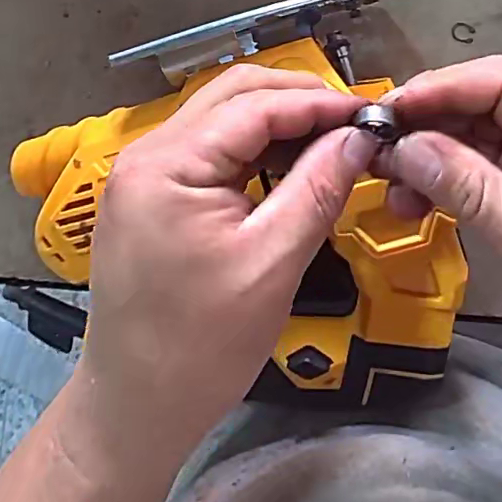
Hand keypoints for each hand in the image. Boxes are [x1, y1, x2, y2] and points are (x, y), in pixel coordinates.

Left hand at [71, 65, 372, 478]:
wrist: (133, 407)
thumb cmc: (198, 349)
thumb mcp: (271, 265)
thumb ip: (317, 188)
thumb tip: (359, 136)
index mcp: (166, 163)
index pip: (253, 105)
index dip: (316, 102)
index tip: (367, 111)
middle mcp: (148, 150)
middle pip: (233, 94)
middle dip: (296, 99)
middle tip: (351, 118)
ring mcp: (146, 168)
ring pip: (222, 115)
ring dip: (277, 118)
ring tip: (329, 137)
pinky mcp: (153, 189)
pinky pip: (211, 147)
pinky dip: (254, 146)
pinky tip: (290, 160)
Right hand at [378, 55, 501, 421]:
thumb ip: (475, 192)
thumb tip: (405, 146)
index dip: (440, 89)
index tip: (387, 112)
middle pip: (485, 104)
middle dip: (428, 123)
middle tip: (376, 149)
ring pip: (477, 134)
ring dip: (431, 154)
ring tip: (391, 184)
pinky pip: (484, 167)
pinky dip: (448, 180)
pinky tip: (417, 199)